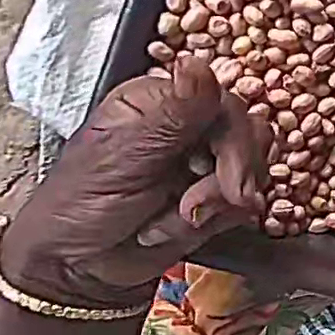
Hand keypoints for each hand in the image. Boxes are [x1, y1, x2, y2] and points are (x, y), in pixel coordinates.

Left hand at [0, 55, 268, 308]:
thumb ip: (170, 116)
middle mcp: (191, 124)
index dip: (235, 143)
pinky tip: (181, 227)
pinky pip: (246, 199)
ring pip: (255, 167)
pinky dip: (220, 219)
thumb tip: (196, 64)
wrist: (78, 270)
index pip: (226, 106)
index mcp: (162, 103)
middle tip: (193, 211)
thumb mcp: (122, 159)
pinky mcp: (219, 192)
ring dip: (219, 202)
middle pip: (250, 134)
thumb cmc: (80, 208)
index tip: (231, 184)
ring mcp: (208, 159)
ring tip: (177, 219)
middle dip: (229, 179)